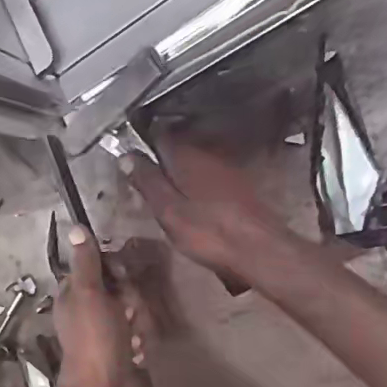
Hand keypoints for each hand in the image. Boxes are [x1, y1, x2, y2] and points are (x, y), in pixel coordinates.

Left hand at [49, 225, 149, 386]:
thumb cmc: (94, 340)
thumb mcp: (88, 294)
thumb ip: (86, 261)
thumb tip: (75, 227)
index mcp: (74, 296)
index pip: (100, 267)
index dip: (114, 271)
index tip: (121, 281)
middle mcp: (91, 311)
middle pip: (123, 288)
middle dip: (131, 302)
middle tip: (126, 317)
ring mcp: (109, 332)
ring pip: (137, 310)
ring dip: (139, 324)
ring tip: (133, 341)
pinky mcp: (127, 350)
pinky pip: (143, 333)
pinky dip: (143, 343)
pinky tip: (138, 354)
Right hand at [122, 140, 296, 279]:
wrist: (260, 250)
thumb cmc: (209, 232)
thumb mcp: (168, 210)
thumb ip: (147, 181)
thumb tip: (126, 156)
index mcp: (186, 156)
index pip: (158, 135)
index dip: (141, 146)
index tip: (130, 163)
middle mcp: (207, 155)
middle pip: (177, 150)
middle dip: (160, 163)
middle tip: (144, 187)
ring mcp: (227, 170)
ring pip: (194, 166)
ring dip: (179, 177)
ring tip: (166, 200)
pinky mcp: (239, 188)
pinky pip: (208, 180)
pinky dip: (196, 188)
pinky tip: (192, 207)